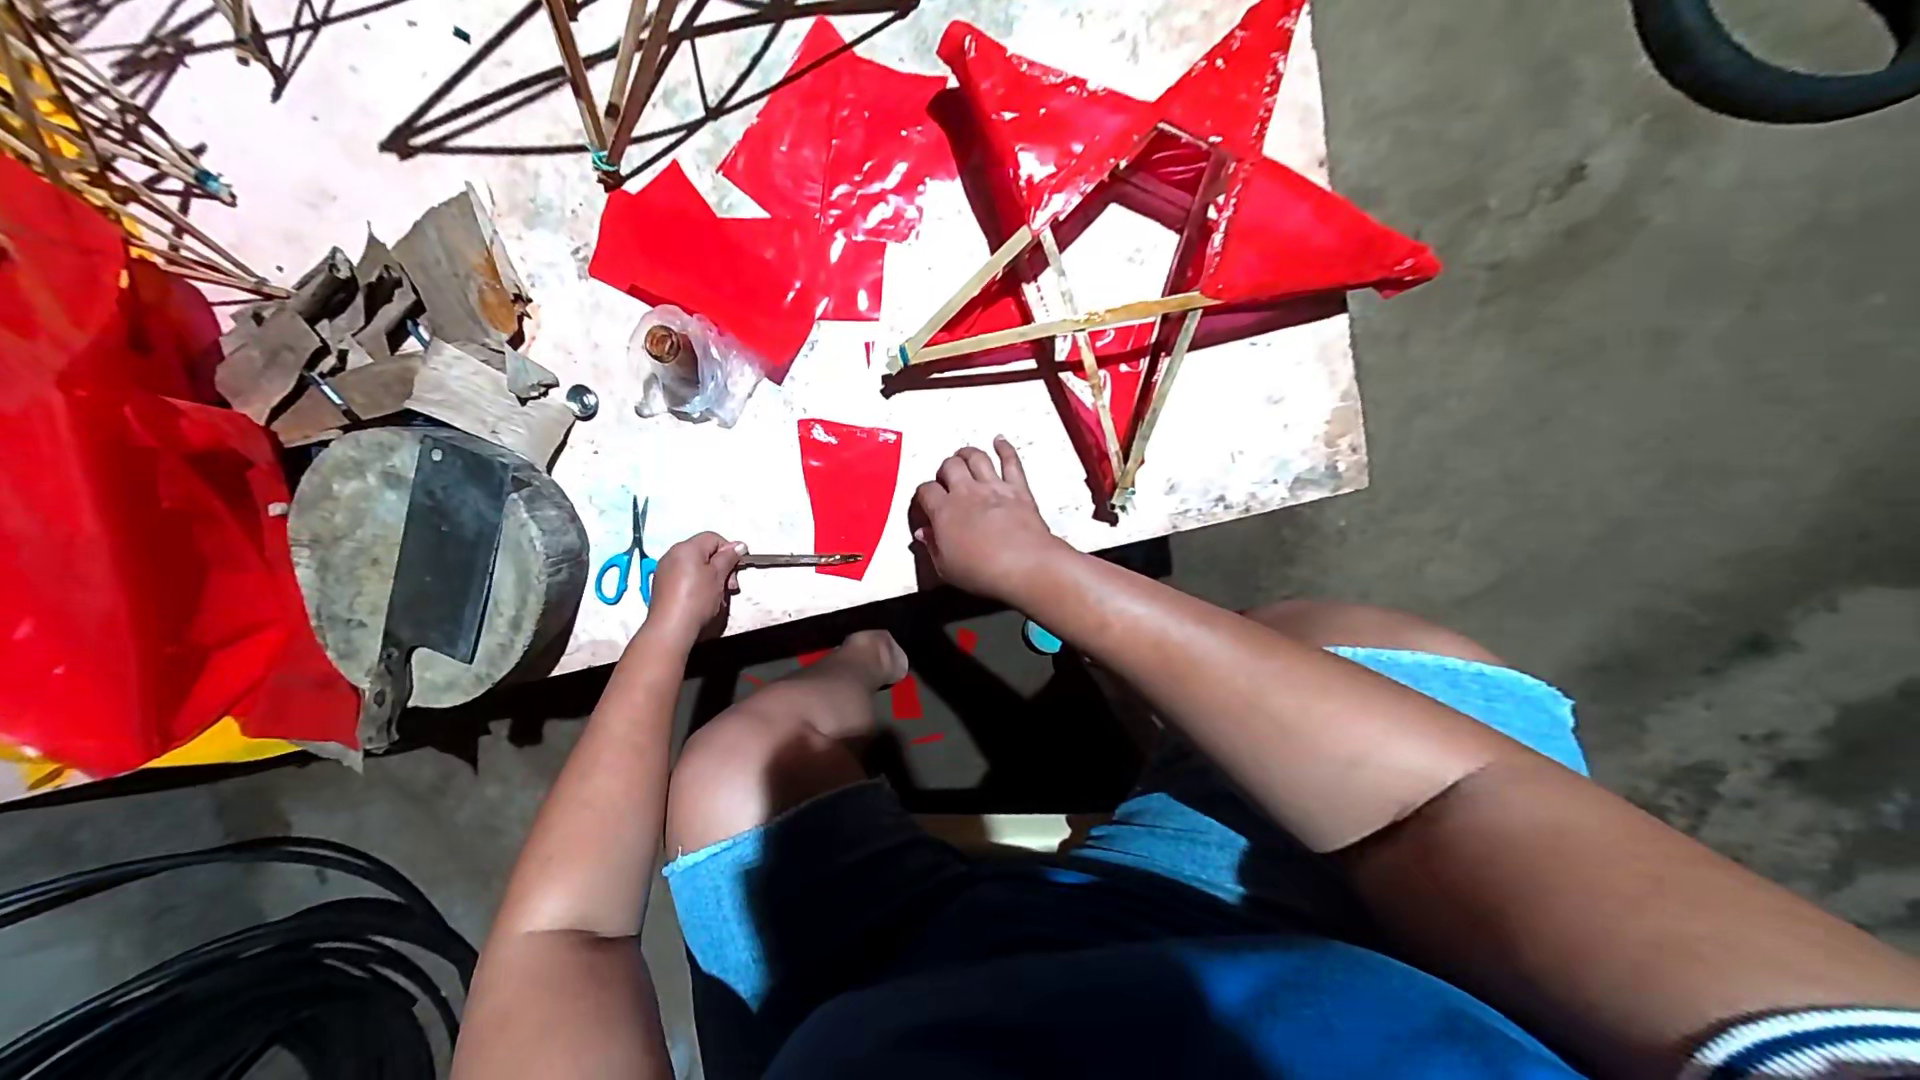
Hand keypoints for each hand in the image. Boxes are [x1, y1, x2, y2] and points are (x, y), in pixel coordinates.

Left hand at [644, 533, 743, 645]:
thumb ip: (728, 558)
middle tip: (731, 585)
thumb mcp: (718, 576)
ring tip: (718, 595)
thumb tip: (739, 545)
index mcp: (686, 548)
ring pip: (696, 566)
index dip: (729, 550)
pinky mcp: (663, 585)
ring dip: (711, 577)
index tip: (736, 569)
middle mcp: (673, 554)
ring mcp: (665, 570)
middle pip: (704, 552)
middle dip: (721, 566)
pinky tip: (703, 599)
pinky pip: (685, 577)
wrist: (670, 628)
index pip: (713, 538)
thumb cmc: (697, 598)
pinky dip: (698, 584)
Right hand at [913, 437, 1065, 600]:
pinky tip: (999, 441)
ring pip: (976, 457)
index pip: (926, 491)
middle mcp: (966, 492)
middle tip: (946, 479)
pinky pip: (1010, 461)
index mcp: (944, 511)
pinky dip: (1004, 448)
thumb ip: (932, 547)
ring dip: (967, 454)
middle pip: (950, 466)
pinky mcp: (1018, 488)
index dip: (924, 494)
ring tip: (964, 456)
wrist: (1025, 565)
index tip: (927, 501)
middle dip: (945, 470)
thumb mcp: (946, 568)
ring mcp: (993, 486)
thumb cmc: (983, 571)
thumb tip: (922, 534)